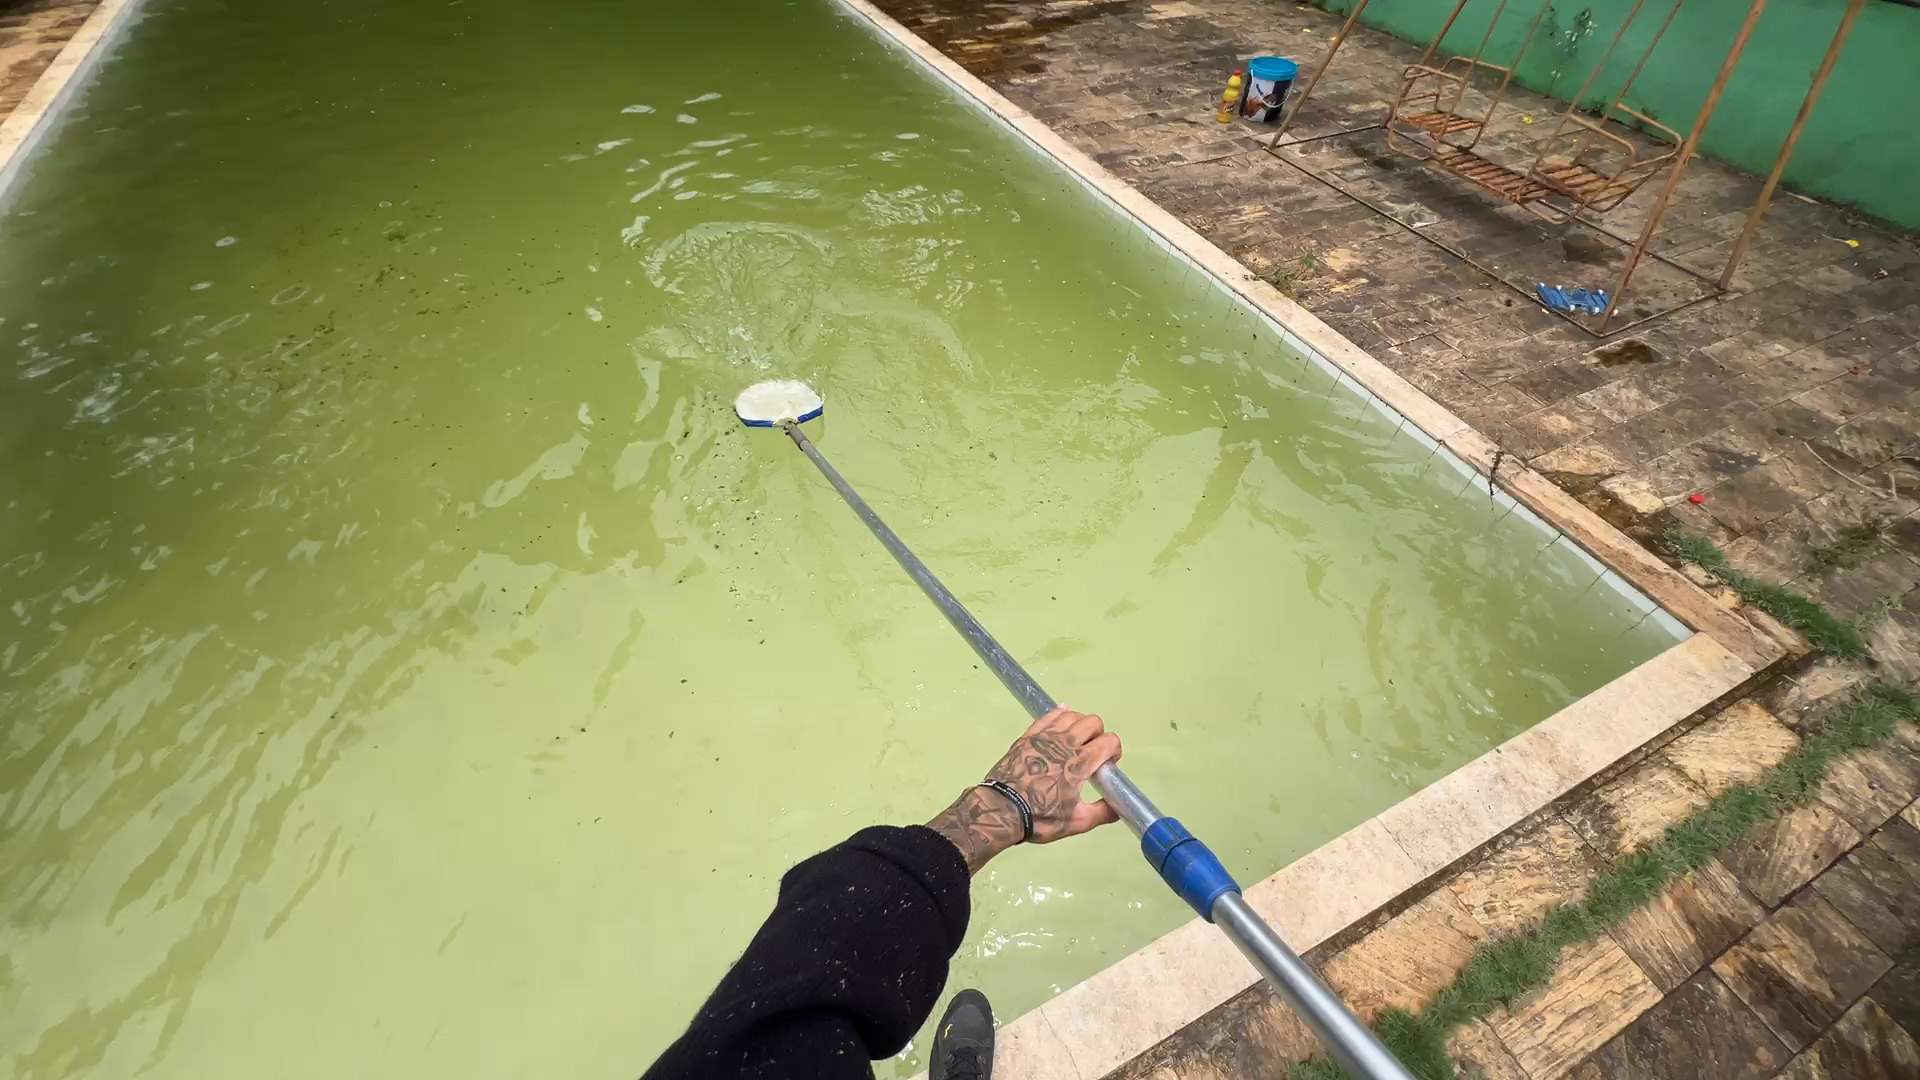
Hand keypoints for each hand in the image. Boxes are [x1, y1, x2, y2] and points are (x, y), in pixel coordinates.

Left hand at [926, 707, 1122, 874]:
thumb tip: (1119, 808)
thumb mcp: (1077, 822)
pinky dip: (1059, 713)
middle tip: (1093, 751)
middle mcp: (1066, 743)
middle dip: (1099, 734)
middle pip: (1092, 721)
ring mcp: (1046, 736)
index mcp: (1080, 763)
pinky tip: (1062, 718)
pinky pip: (1049, 714)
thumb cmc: (1041, 817)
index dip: (1114, 750)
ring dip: (1080, 724)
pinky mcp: (1029, 734)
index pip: (1109, 741)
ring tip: (1076, 740)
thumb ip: (1102, 813)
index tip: (1109, 764)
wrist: (1002, 808)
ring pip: (1071, 714)